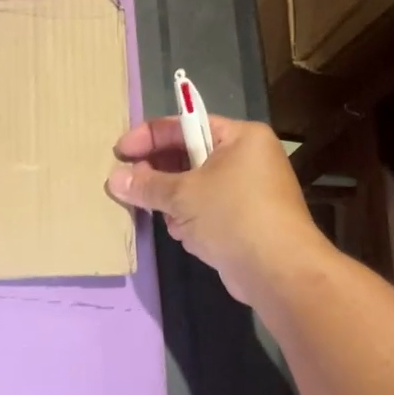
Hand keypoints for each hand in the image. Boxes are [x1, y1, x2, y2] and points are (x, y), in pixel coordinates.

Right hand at [107, 116, 333, 306]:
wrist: (278, 269)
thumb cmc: (232, 215)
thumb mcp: (183, 195)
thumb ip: (147, 185)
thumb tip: (114, 179)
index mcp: (240, 137)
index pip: (184, 125)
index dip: (148, 136)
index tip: (119, 153)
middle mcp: (246, 158)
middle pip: (188, 156)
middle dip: (159, 174)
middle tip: (130, 186)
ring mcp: (247, 191)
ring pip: (194, 187)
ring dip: (174, 202)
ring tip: (165, 216)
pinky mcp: (243, 220)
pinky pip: (205, 211)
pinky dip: (191, 221)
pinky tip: (186, 235)